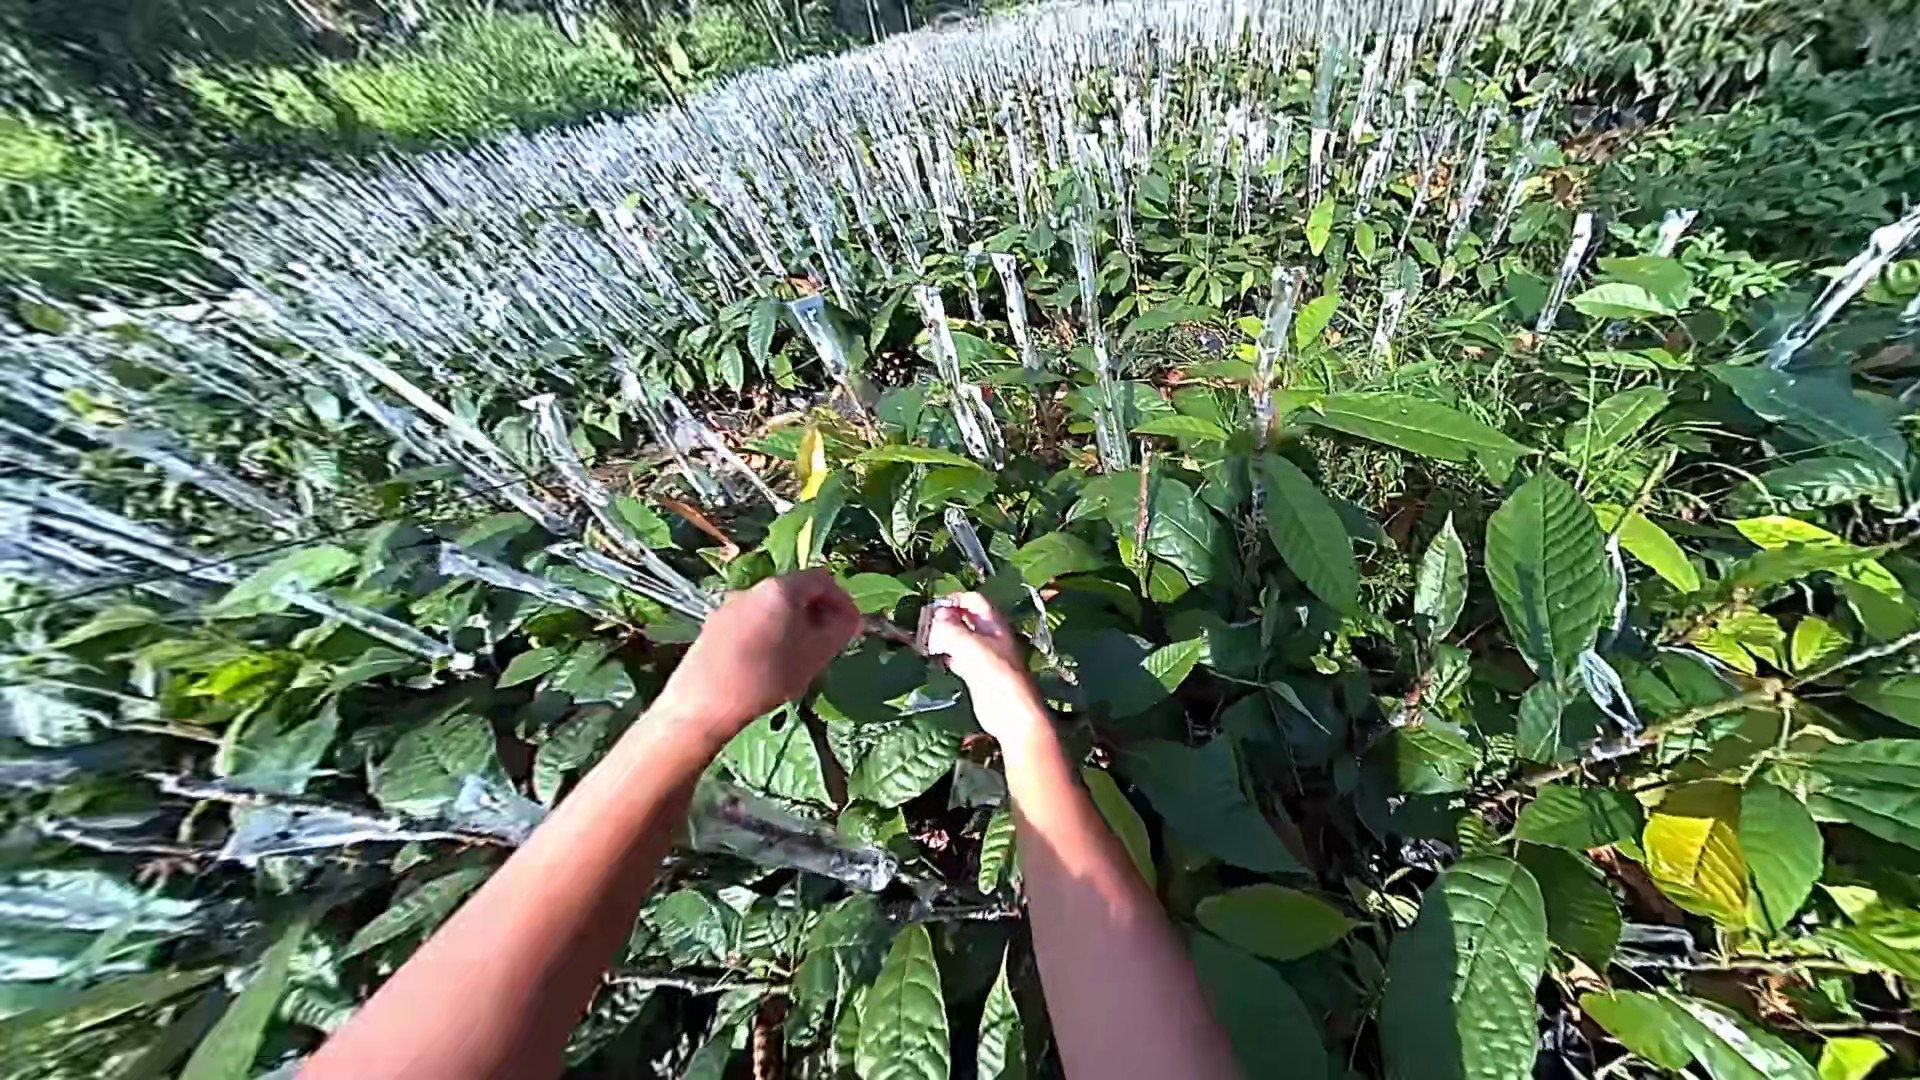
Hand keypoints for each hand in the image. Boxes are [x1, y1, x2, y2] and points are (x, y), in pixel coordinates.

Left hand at [656, 569, 860, 743]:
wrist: (702, 705)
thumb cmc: (767, 677)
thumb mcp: (816, 655)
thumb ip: (840, 631)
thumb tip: (851, 620)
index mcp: (781, 588)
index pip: (823, 580)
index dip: (843, 601)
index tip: (851, 627)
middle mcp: (754, 588)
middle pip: (797, 591)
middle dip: (819, 613)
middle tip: (829, 642)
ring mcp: (731, 606)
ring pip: (775, 607)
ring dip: (795, 625)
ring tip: (801, 656)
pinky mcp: (715, 625)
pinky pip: (754, 620)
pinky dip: (772, 632)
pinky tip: (771, 662)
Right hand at [924, 593, 1046, 743]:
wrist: (1011, 712)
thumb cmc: (995, 674)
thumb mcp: (971, 646)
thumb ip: (951, 629)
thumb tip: (936, 616)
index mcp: (994, 624)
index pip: (974, 600)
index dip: (955, 599)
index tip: (933, 606)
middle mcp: (990, 636)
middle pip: (967, 618)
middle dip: (947, 617)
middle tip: (925, 622)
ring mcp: (985, 655)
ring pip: (962, 638)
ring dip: (945, 636)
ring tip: (926, 638)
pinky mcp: (978, 673)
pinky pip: (960, 657)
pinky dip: (947, 654)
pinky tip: (935, 657)